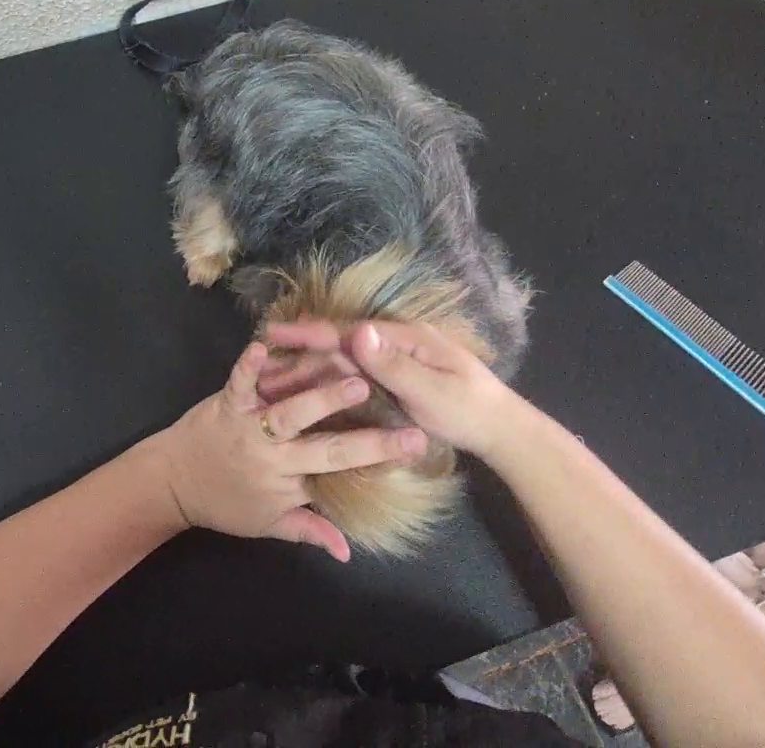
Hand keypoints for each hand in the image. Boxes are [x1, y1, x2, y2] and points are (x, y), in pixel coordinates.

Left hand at [147, 341, 428, 561]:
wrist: (172, 484)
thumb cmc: (225, 504)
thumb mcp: (268, 525)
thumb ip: (310, 531)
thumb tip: (349, 552)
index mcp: (289, 482)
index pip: (341, 470)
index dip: (380, 456)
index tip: (417, 444)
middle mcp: (273, 455)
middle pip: (322, 444)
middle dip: (361, 433)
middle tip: (400, 417)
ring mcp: (249, 426)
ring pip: (288, 411)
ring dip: (318, 394)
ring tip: (350, 375)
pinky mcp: (226, 403)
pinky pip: (239, 383)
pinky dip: (249, 365)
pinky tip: (263, 346)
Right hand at [262, 320, 523, 460]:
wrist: (503, 433)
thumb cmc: (470, 411)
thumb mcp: (432, 391)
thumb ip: (394, 364)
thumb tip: (358, 332)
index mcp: (403, 338)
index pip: (346, 331)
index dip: (308, 332)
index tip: (273, 333)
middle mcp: (394, 343)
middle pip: (338, 345)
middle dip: (300, 353)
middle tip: (261, 363)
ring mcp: (394, 361)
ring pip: (342, 361)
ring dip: (308, 367)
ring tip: (272, 377)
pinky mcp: (395, 379)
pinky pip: (352, 376)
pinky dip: (326, 379)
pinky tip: (306, 388)